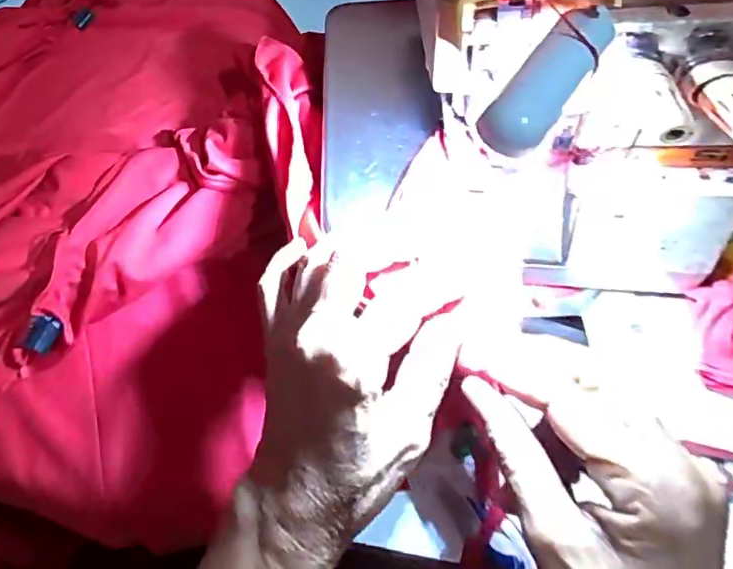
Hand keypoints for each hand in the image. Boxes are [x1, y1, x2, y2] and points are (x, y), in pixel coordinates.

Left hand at [240, 223, 468, 567]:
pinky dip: (288, 257)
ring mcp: (285, 325)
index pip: (401, 300)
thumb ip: (429, 367)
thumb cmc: (359, 472)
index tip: (463, 272)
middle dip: (390, 243)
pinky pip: (271, 279)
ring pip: (313, 261)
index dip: (436, 282)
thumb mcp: (409, 430)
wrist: (296, 491)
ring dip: (348, 244)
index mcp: (351, 357)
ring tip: (383, 240)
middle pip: (350, 259)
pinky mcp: (270, 330)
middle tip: (421, 243)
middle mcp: (312, 328)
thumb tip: (452, 317)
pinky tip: (309, 247)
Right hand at [459, 340, 727, 568]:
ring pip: (606, 386)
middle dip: (532, 364)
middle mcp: (684, 456)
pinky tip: (543, 429)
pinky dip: (574, 408)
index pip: (569, 397)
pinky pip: (619, 411)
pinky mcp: (683, 464)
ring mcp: (690, 459)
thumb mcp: (552, 533)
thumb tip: (474, 385)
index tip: (464, 353)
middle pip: (594, 377)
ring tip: (507, 402)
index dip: (511, 370)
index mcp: (656, 477)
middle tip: (481, 362)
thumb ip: (514, 452)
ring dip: (550, 385)